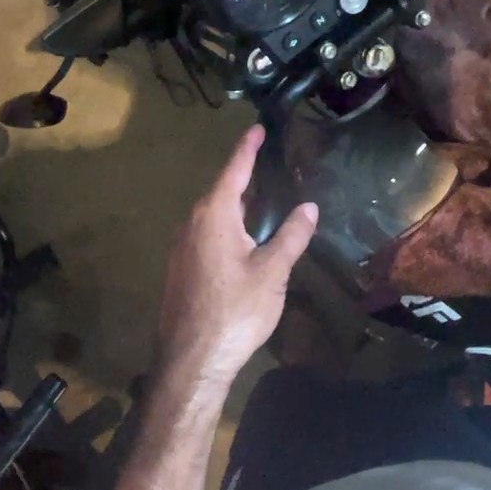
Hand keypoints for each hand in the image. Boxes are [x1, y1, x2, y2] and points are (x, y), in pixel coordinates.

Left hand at [157, 125, 317, 386]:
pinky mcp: (181, 269)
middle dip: (246, 180)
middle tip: (272, 169)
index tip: (257, 128)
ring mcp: (182, 247)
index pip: (234, 169)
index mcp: (214, 214)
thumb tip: (309, 207)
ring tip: (265, 206)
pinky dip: (229, 229)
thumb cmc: (235, 310)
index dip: (248, 148)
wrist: (191, 361)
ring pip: (214, 216)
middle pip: (223, 191)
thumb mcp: (272, 272)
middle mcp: (192, 223)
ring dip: (238, 208)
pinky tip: (246, 244)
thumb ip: (291, 235)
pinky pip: (207, 235)